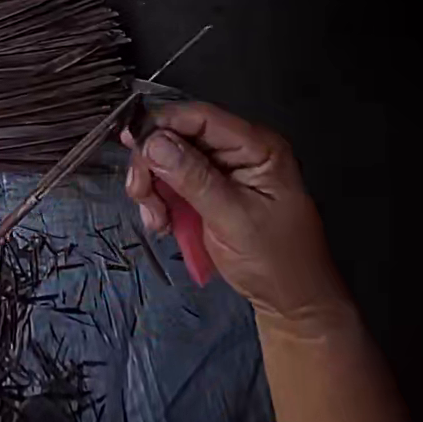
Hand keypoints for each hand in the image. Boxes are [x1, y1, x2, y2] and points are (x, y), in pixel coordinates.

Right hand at [123, 102, 348, 336]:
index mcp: (256, 147)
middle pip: (177, 135)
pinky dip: (158, 200)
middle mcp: (236, 150)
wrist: (291, 304)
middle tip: (140, 194)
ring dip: (152, 187)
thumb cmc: (275, 261)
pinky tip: (162, 223)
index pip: (201, 117)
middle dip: (153, 163)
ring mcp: (220, 170)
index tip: (130, 141)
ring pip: (167, 158)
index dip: (162, 123)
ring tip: (156, 219)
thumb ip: (193, 178)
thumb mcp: (234, 219)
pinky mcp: (206, 189)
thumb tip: (153, 142)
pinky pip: (169, 182)